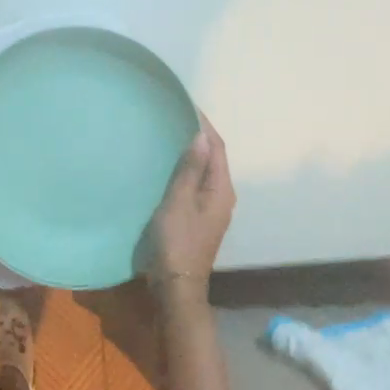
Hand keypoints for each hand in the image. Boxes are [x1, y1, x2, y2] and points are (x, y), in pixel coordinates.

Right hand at [145, 116, 234, 293]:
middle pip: (213, 157)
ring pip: (204, 171)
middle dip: (197, 135)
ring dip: (191, 152)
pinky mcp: (199, 217)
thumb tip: (202, 135)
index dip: (204, 125)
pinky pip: (195, 183)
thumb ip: (190, 169)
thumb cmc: (177, 242)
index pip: (217, 147)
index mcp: (221, 189)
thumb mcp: (179, 202)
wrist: (176, 286)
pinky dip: (185, 169)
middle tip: (173, 115)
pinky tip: (166, 166)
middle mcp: (222, 196)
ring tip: (168, 134)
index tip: (185, 104)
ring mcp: (211, 208)